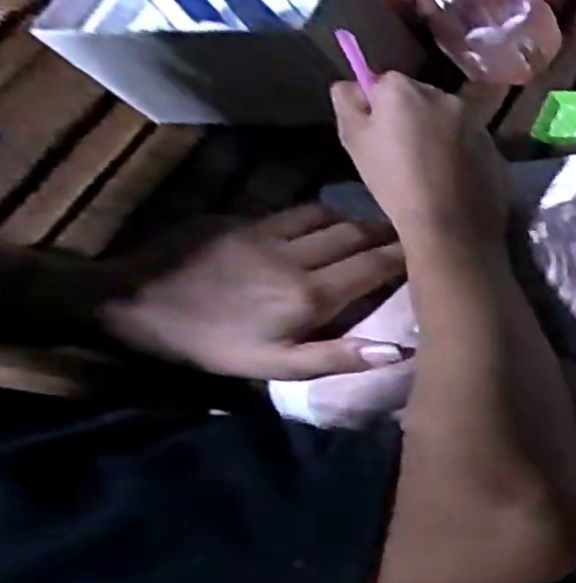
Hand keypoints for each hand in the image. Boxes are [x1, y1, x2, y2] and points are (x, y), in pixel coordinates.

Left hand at [100, 204, 407, 378]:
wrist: (128, 307)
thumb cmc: (216, 345)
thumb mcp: (282, 365)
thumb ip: (341, 357)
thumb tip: (398, 351)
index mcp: (311, 294)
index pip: (373, 266)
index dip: (408, 258)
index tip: (437, 256)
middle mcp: (292, 257)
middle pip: (354, 234)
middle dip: (389, 233)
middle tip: (418, 237)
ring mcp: (260, 235)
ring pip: (325, 216)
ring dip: (358, 220)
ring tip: (380, 228)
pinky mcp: (235, 224)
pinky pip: (290, 213)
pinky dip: (321, 217)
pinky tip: (330, 226)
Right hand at [331, 73, 508, 245]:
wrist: (455, 230)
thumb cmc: (397, 184)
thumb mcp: (352, 136)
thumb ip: (349, 98)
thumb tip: (361, 88)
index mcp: (407, 90)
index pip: (387, 83)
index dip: (383, 107)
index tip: (384, 134)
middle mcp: (449, 102)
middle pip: (426, 101)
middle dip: (417, 118)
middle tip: (411, 154)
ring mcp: (481, 131)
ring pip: (454, 124)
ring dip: (445, 137)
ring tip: (437, 170)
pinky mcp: (501, 158)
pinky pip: (476, 149)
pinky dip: (467, 157)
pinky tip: (459, 181)